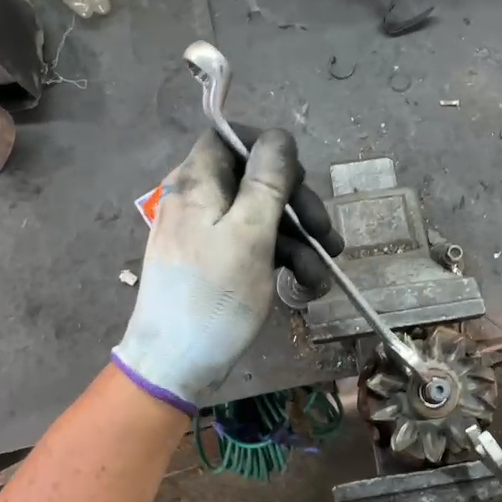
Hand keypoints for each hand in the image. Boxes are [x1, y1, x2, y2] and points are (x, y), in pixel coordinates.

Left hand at [112, 129, 339, 411]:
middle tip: (328, 232)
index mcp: (197, 182)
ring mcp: (205, 232)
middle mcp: (198, 199)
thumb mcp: (250, 234)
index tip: (299, 174)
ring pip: (260, 216)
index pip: (228, 136)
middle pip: (254, 179)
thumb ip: (268, 181)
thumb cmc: (213, 297)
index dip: (266, 147)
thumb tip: (280, 136)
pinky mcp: (215, 262)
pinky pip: (252, 245)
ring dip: (298, 240)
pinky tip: (307, 285)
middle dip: (296, 204)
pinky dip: (280, 260)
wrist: (174, 365)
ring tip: (322, 274)